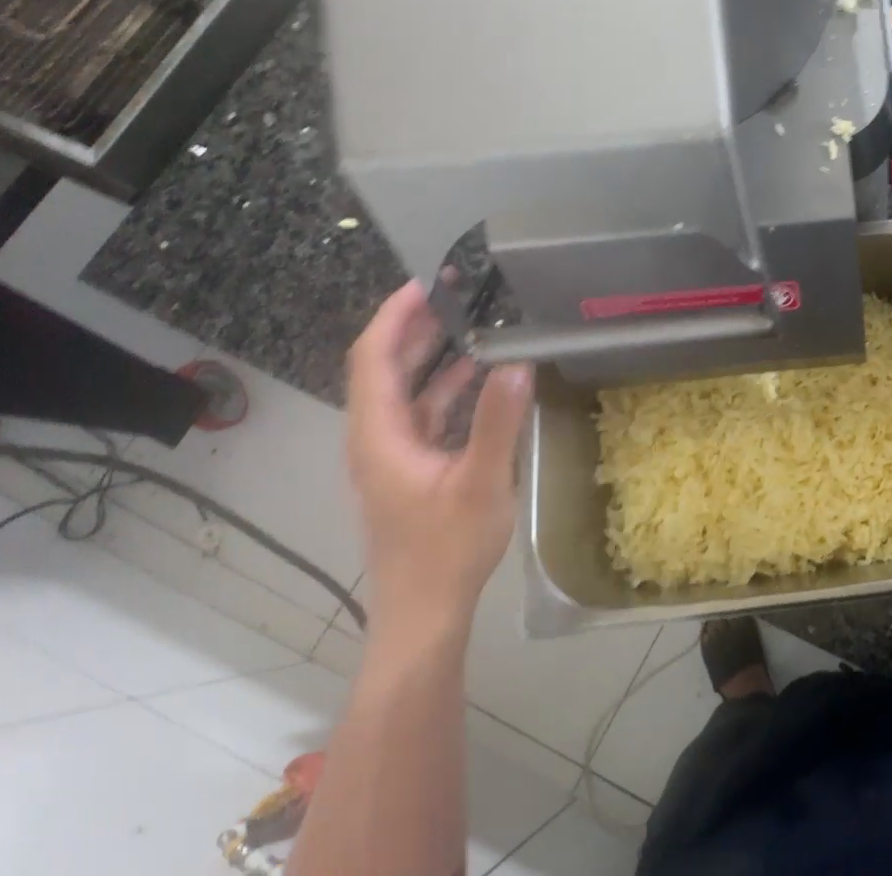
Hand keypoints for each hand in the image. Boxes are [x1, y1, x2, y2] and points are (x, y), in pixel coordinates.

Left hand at [345, 281, 532, 627]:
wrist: (425, 608)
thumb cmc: (447, 548)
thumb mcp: (481, 482)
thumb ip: (498, 421)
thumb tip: (517, 363)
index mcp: (379, 434)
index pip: (374, 357)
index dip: (395, 315)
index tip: (429, 282)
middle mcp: (377, 437)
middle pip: (387, 367)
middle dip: (419, 326)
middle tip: (460, 292)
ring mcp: (393, 455)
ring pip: (408, 392)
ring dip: (437, 357)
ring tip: (477, 324)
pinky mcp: (412, 470)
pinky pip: (426, 415)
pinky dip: (450, 390)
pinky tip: (484, 379)